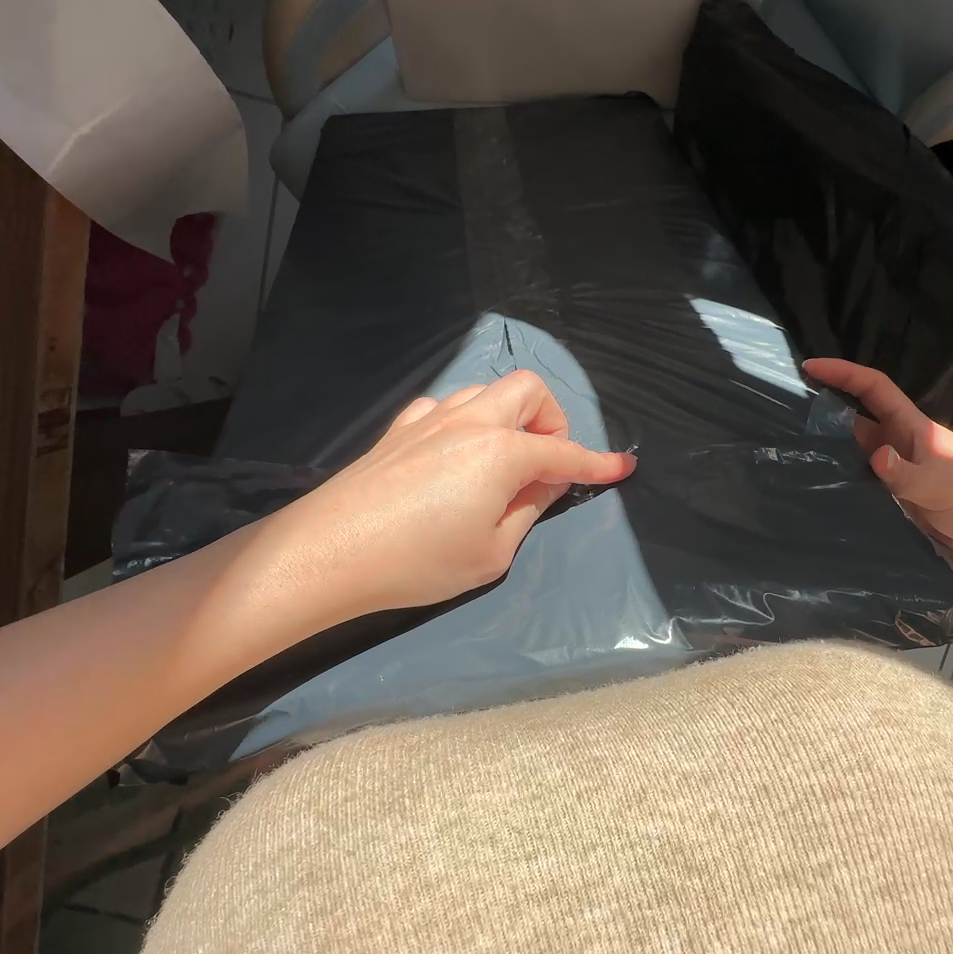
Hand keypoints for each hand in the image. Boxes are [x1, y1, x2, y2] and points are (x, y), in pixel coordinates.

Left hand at [246, 371, 635, 629]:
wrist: (328, 553)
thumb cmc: (419, 562)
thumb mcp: (492, 553)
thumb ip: (528, 510)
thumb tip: (546, 483)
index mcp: (502, 452)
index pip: (565, 454)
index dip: (599, 463)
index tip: (624, 467)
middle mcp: (470, 422)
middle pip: (528, 390)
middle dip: (551, 420)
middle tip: (547, 464)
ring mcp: (430, 420)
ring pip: (486, 392)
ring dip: (509, 417)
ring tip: (503, 462)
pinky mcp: (399, 429)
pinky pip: (447, 407)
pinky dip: (466, 422)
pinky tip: (455, 455)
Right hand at [802, 358, 952, 583]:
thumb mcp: (945, 485)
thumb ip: (907, 473)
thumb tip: (874, 456)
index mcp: (918, 431)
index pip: (876, 391)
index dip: (845, 374)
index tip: (811, 367)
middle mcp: (906, 449)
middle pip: (862, 420)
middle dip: (829, 411)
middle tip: (789, 412)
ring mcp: (904, 477)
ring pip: (861, 456)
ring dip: (834, 451)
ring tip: (795, 452)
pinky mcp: (903, 505)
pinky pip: (867, 488)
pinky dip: (847, 485)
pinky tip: (823, 492)